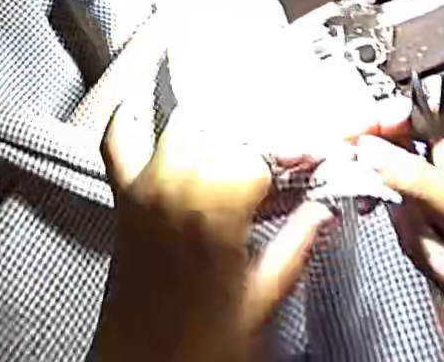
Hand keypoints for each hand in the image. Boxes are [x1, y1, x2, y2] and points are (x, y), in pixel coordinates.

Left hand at [95, 104, 336, 361]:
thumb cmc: (203, 346)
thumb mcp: (263, 297)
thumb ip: (298, 243)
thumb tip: (324, 208)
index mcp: (218, 204)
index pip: (266, 153)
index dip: (296, 154)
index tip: (314, 156)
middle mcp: (179, 180)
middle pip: (228, 127)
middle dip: (259, 138)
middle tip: (280, 158)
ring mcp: (146, 182)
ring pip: (184, 121)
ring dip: (213, 124)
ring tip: (235, 141)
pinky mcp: (123, 194)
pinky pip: (119, 138)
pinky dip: (130, 118)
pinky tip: (147, 107)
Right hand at [356, 124, 443, 361]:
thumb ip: (415, 176)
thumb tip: (368, 146)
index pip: (411, 118)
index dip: (377, 125)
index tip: (346, 138)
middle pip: (398, 161)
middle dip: (405, 198)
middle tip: (397, 211)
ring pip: (400, 204)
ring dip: (424, 236)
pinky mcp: (443, 238)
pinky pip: (411, 235)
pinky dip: (429, 256)